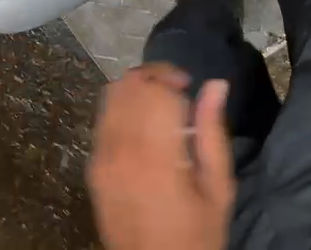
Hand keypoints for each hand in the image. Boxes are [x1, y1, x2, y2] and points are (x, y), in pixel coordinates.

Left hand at [86, 64, 234, 249]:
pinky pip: (102, 118)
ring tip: (159, 101)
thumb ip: (213, 133)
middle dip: (154, 76)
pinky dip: (121, 106)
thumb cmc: (195, 235)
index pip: (154, 89)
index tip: (188, 85)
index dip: (171, 76)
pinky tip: (141, 123)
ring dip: (135, 87)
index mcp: (156, 156)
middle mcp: (122, 150)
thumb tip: (216, 85)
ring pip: (111, 95)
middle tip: (176, 89)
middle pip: (129, 85)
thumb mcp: (218, 190)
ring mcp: (102, 158)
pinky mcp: (93, 168)